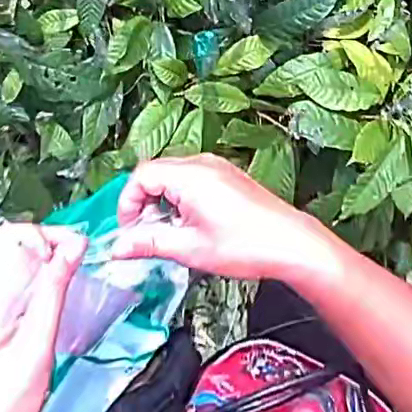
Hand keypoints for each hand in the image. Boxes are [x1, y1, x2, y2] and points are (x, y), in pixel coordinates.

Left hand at [0, 225, 85, 411]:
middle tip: (74, 249)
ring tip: (66, 262)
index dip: (41, 235)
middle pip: (4, 245)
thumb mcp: (35, 348)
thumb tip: (73, 247)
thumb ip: (53, 293)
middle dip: (43, 241)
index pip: (4, 239)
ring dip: (38, 257)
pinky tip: (48, 284)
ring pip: (5, 261)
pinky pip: (4, 280)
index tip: (71, 245)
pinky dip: (30, 276)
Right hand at [109, 153, 338, 280]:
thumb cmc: (245, 245)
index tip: (129, 230)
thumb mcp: (190, 248)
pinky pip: (190, 176)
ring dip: (162, 199)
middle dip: (143, 202)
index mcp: (189, 175)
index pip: (141, 176)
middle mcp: (201, 162)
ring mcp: (215, 165)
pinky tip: (189, 223)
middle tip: (144, 233)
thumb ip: (149, 242)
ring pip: (172, 174)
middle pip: (155, 172)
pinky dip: (179, 195)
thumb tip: (119, 247)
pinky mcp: (225, 173)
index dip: (128, 202)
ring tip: (169, 231)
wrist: (291, 243)